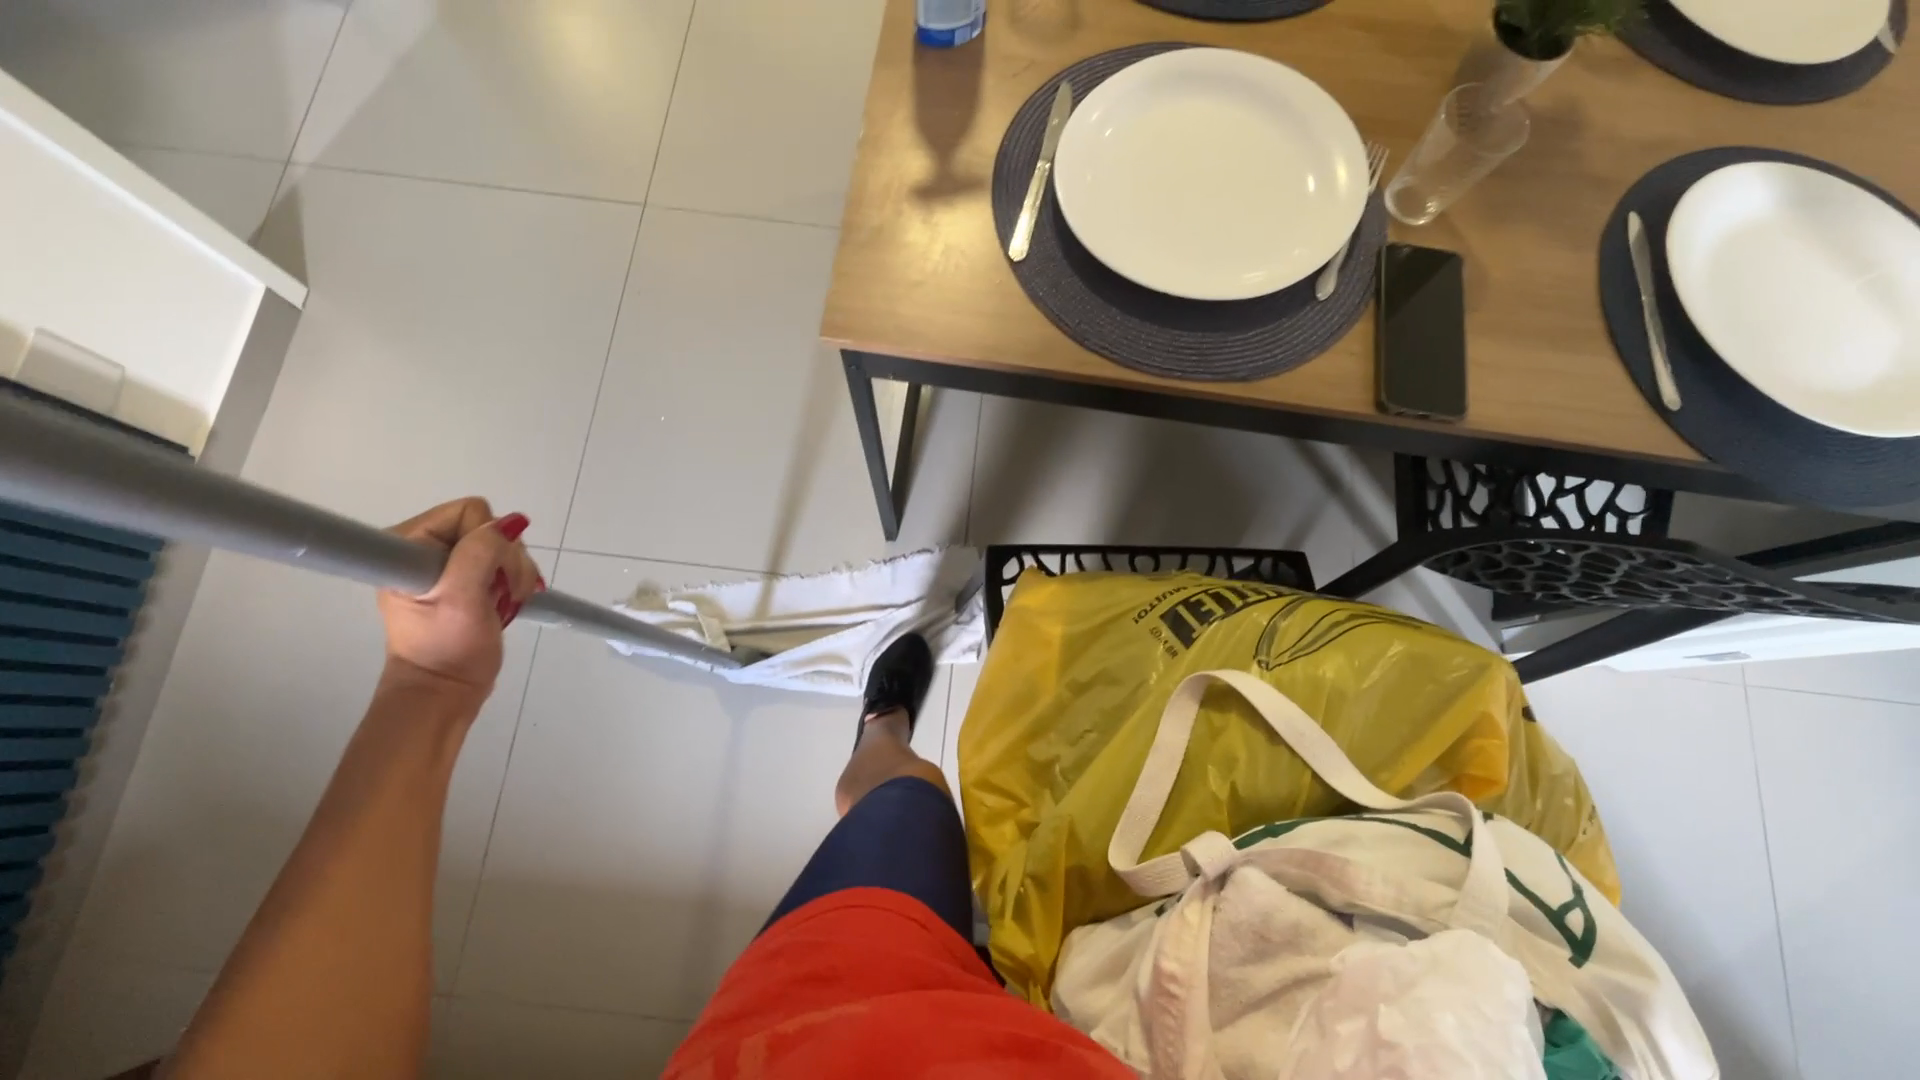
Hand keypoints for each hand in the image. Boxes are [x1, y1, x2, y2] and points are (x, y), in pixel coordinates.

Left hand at [377, 498, 542, 695]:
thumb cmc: (447, 648)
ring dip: (515, 574)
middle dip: (506, 561)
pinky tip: (507, 602)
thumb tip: (510, 523)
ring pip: (502, 545)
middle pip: (489, 527)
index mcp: (408, 544)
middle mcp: (424, 546)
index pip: (468, 513)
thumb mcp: (462, 599)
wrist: (446, 690)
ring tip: (505, 604)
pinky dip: (514, 581)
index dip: (488, 541)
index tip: (486, 577)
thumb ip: (481, 554)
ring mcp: (446, 563)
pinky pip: (503, 561)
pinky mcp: (464, 578)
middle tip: (502, 595)